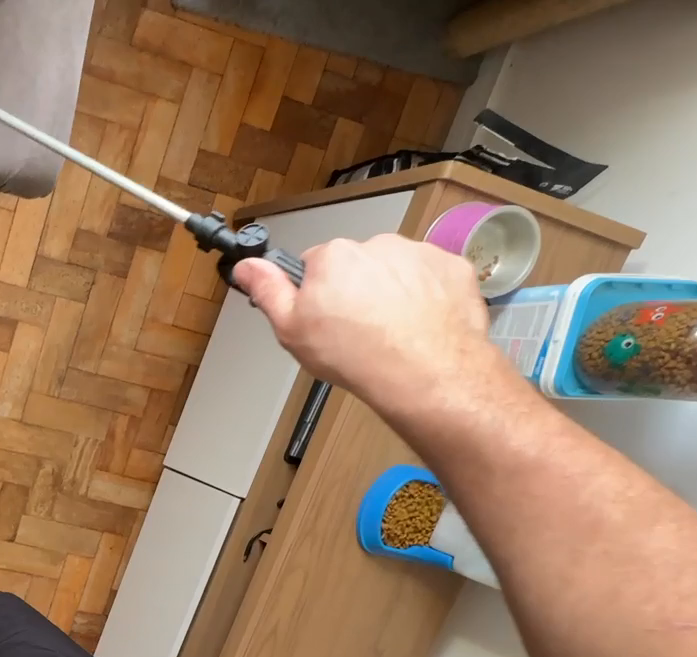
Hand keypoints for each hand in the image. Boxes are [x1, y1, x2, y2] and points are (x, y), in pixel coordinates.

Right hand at [234, 234, 516, 417]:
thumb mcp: (290, 328)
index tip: (318, 314)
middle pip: (354, 265)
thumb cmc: (356, 353)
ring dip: (386, 292)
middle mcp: (376, 246)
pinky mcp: (451, 268)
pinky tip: (411, 324)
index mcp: (333, 256)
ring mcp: (417, 254)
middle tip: (350, 328)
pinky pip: (428, 277)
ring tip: (383, 330)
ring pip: (392, 270)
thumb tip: (246, 266)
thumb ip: (267, 291)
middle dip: (351, 290)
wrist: (423, 371)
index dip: (313, 292)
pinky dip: (420, 296)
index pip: (313, 264)